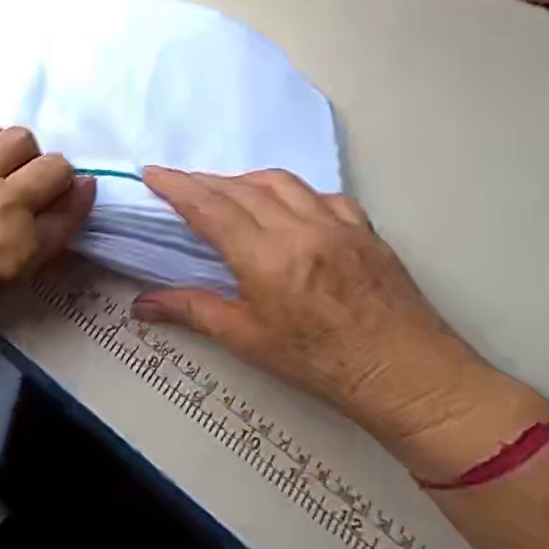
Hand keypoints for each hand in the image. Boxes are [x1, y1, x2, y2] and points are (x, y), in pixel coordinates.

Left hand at [0, 125, 95, 333]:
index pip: (73, 209)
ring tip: (5, 168)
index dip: (76, 200)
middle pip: (57, 167)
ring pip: (23, 139)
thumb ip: (35, 248)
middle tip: (32, 187)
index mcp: (23, 247)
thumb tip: (60, 206)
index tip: (70, 197)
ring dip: (22, 153)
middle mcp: (7, 205)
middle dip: (53, 176)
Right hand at [130, 167, 548, 475]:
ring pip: (282, 183)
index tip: (152, 173)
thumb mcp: (243, 338)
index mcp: (267, 256)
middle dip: (202, 181)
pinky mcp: (365, 233)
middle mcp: (302, 230)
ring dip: (243, 180)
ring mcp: (339, 227)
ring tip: (220, 189)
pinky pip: (321, 195)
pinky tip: (280, 205)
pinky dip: (289, 191)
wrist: (407, 375)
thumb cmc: (319, 361)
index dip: (177, 187)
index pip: (211, 208)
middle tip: (174, 182)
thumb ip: (190, 310)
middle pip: (241, 189)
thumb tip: (142, 304)